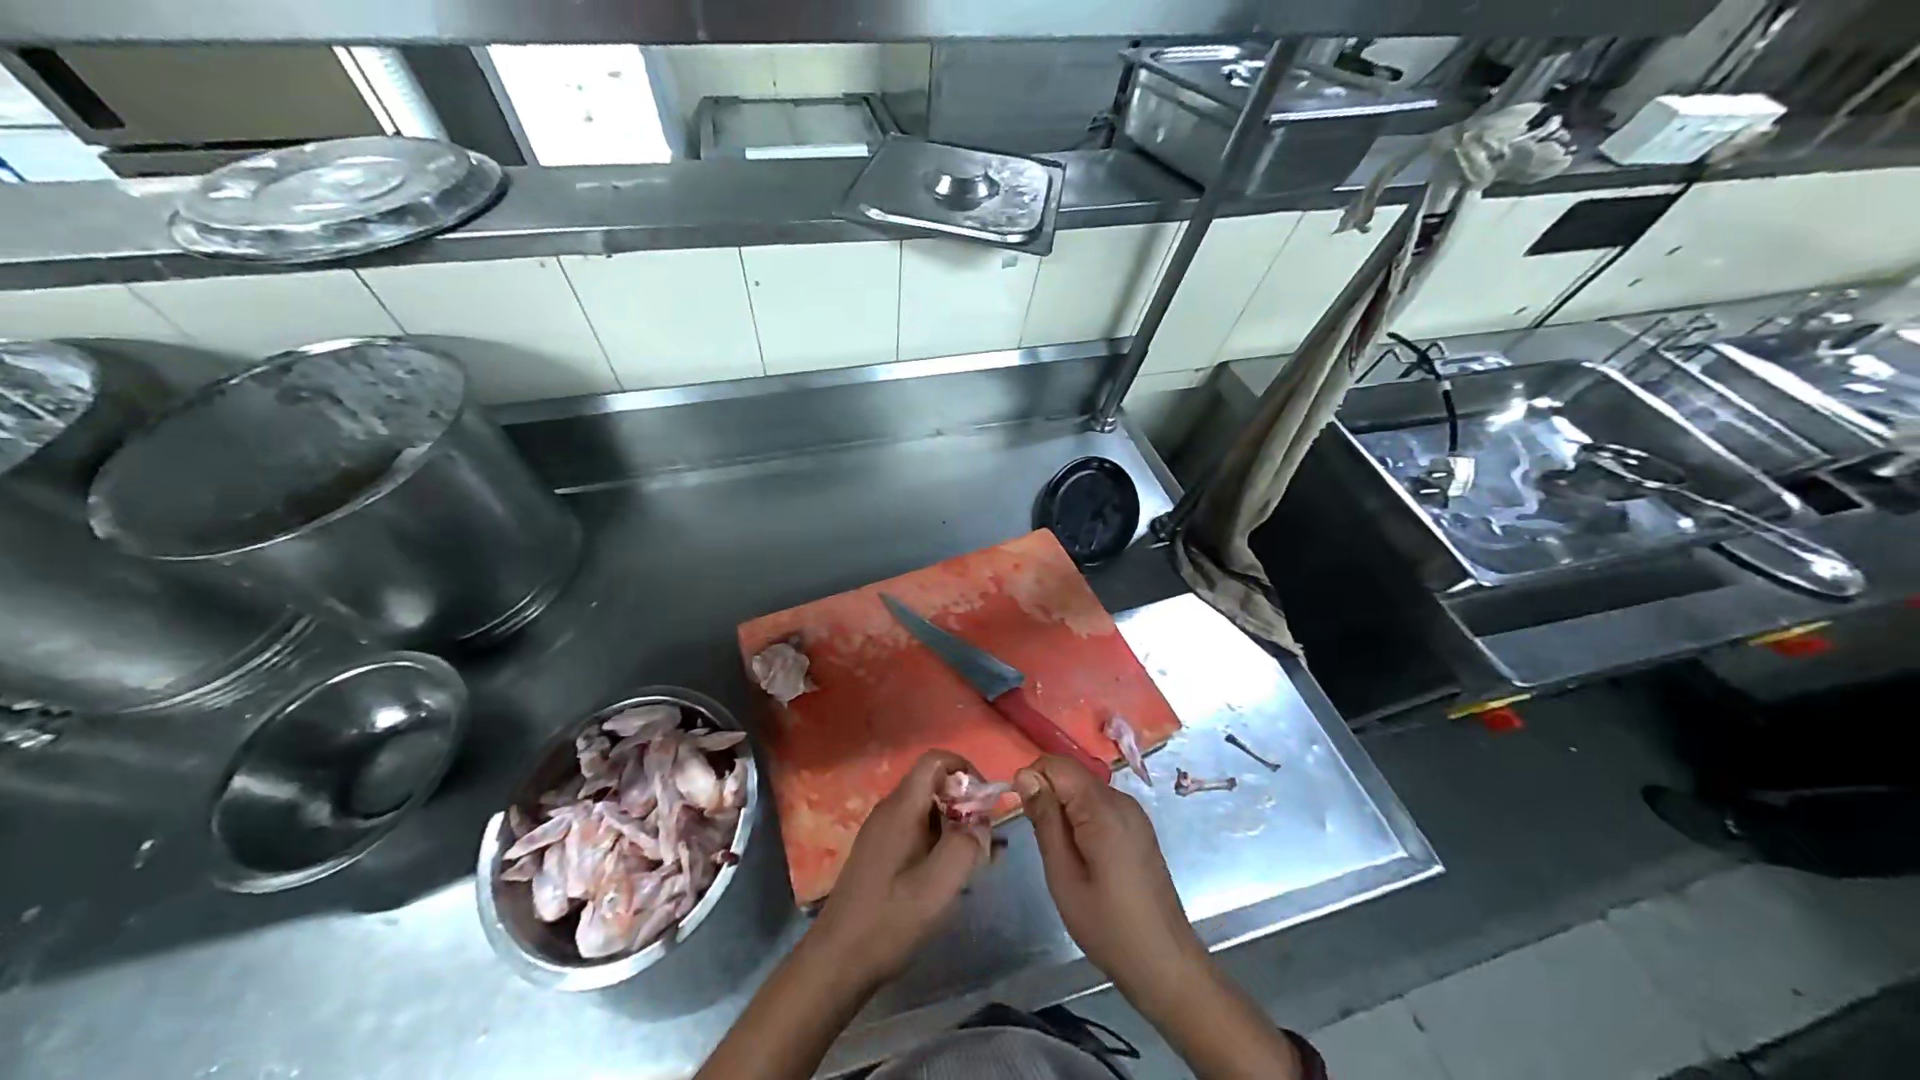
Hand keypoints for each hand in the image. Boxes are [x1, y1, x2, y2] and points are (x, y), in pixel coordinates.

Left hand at [807, 751, 989, 986]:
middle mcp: (889, 811)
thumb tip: (981, 823)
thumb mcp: (938, 887)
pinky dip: (938, 841)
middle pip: (932, 784)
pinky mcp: (878, 853)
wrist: (837, 960)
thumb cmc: (889, 920)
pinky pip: (915, 830)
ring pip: (926, 810)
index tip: (986, 802)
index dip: (965, 769)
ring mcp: (881, 832)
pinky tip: (949, 876)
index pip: (935, 760)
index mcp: (901, 808)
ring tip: (975, 862)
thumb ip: (966, 846)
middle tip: (987, 839)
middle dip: (965, 803)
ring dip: (954, 826)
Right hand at [1016, 754, 1204, 998]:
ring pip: (1085, 790)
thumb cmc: (1107, 924)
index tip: (1023, 813)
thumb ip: (1044, 820)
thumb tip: (1025, 776)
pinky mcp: (1138, 828)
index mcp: (1103, 808)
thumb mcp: (1063, 874)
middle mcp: (1122, 800)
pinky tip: (1082, 856)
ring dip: (1064, 808)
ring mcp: (1134, 813)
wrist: (1164, 961)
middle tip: (1040, 839)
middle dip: (1048, 795)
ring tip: (1060, 852)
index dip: (1032, 779)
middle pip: (1072, 775)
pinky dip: (1082, 818)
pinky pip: (1101, 806)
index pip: (1057, 765)